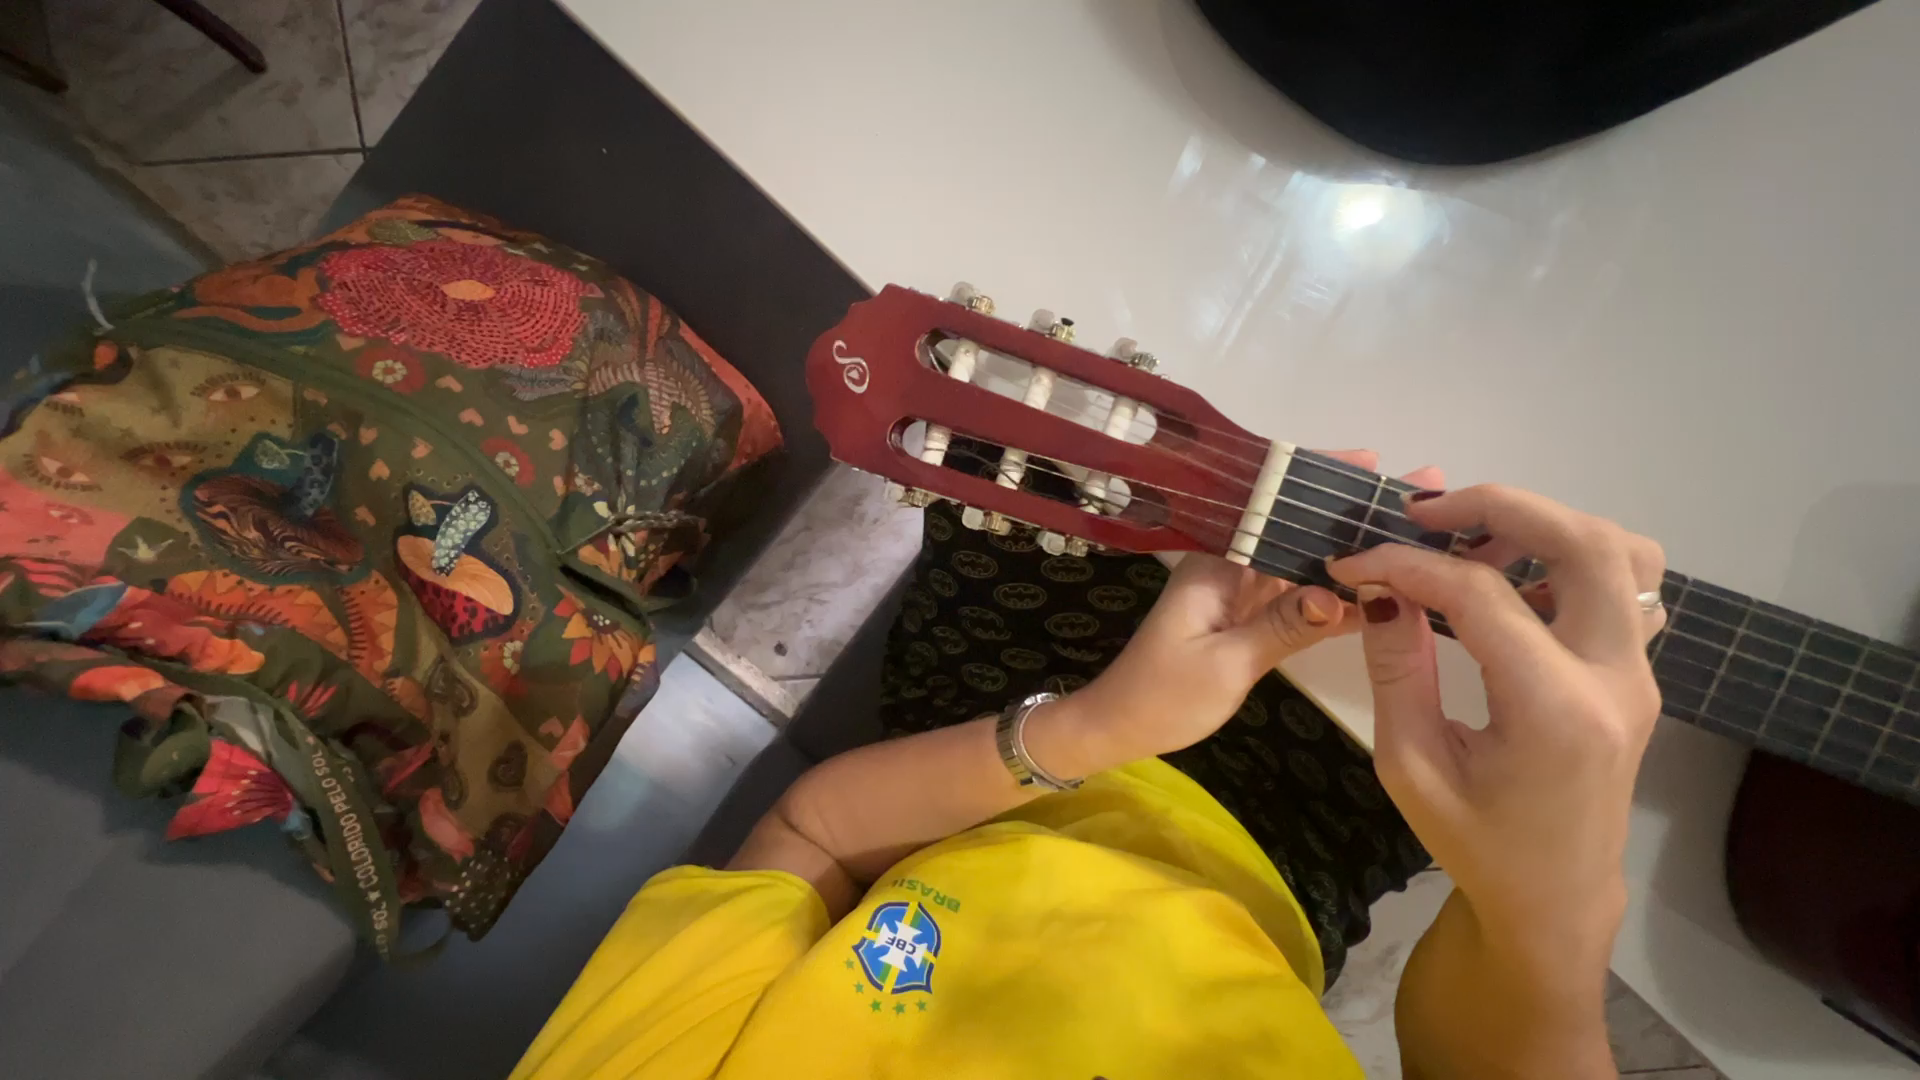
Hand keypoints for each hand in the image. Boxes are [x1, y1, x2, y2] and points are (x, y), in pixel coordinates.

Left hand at [1060, 452, 1442, 764]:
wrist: (1122, 727)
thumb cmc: (1162, 695)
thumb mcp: (1226, 663)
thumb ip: (1282, 626)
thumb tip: (1339, 590)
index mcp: (1214, 565)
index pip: (1270, 509)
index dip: (1318, 486)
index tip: (1371, 463)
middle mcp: (1228, 570)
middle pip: (1292, 531)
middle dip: (1346, 514)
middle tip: (1415, 497)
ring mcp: (1238, 596)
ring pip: (1300, 564)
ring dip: (1348, 553)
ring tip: (1413, 532)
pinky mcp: (1246, 622)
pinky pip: (1296, 602)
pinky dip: (1332, 599)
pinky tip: (1382, 594)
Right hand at [1327, 484, 1665, 956]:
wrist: (1553, 897)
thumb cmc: (1473, 841)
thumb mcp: (1408, 761)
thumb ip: (1395, 667)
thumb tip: (1380, 590)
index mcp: (1554, 708)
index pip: (1478, 594)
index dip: (1404, 564)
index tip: (1349, 562)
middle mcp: (1613, 678)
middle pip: (1584, 543)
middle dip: (1497, 507)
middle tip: (1420, 513)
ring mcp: (1634, 673)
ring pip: (1623, 554)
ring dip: (1543, 526)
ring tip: (1467, 539)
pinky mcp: (1629, 673)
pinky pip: (1622, 587)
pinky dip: (1564, 557)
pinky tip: (1506, 578)